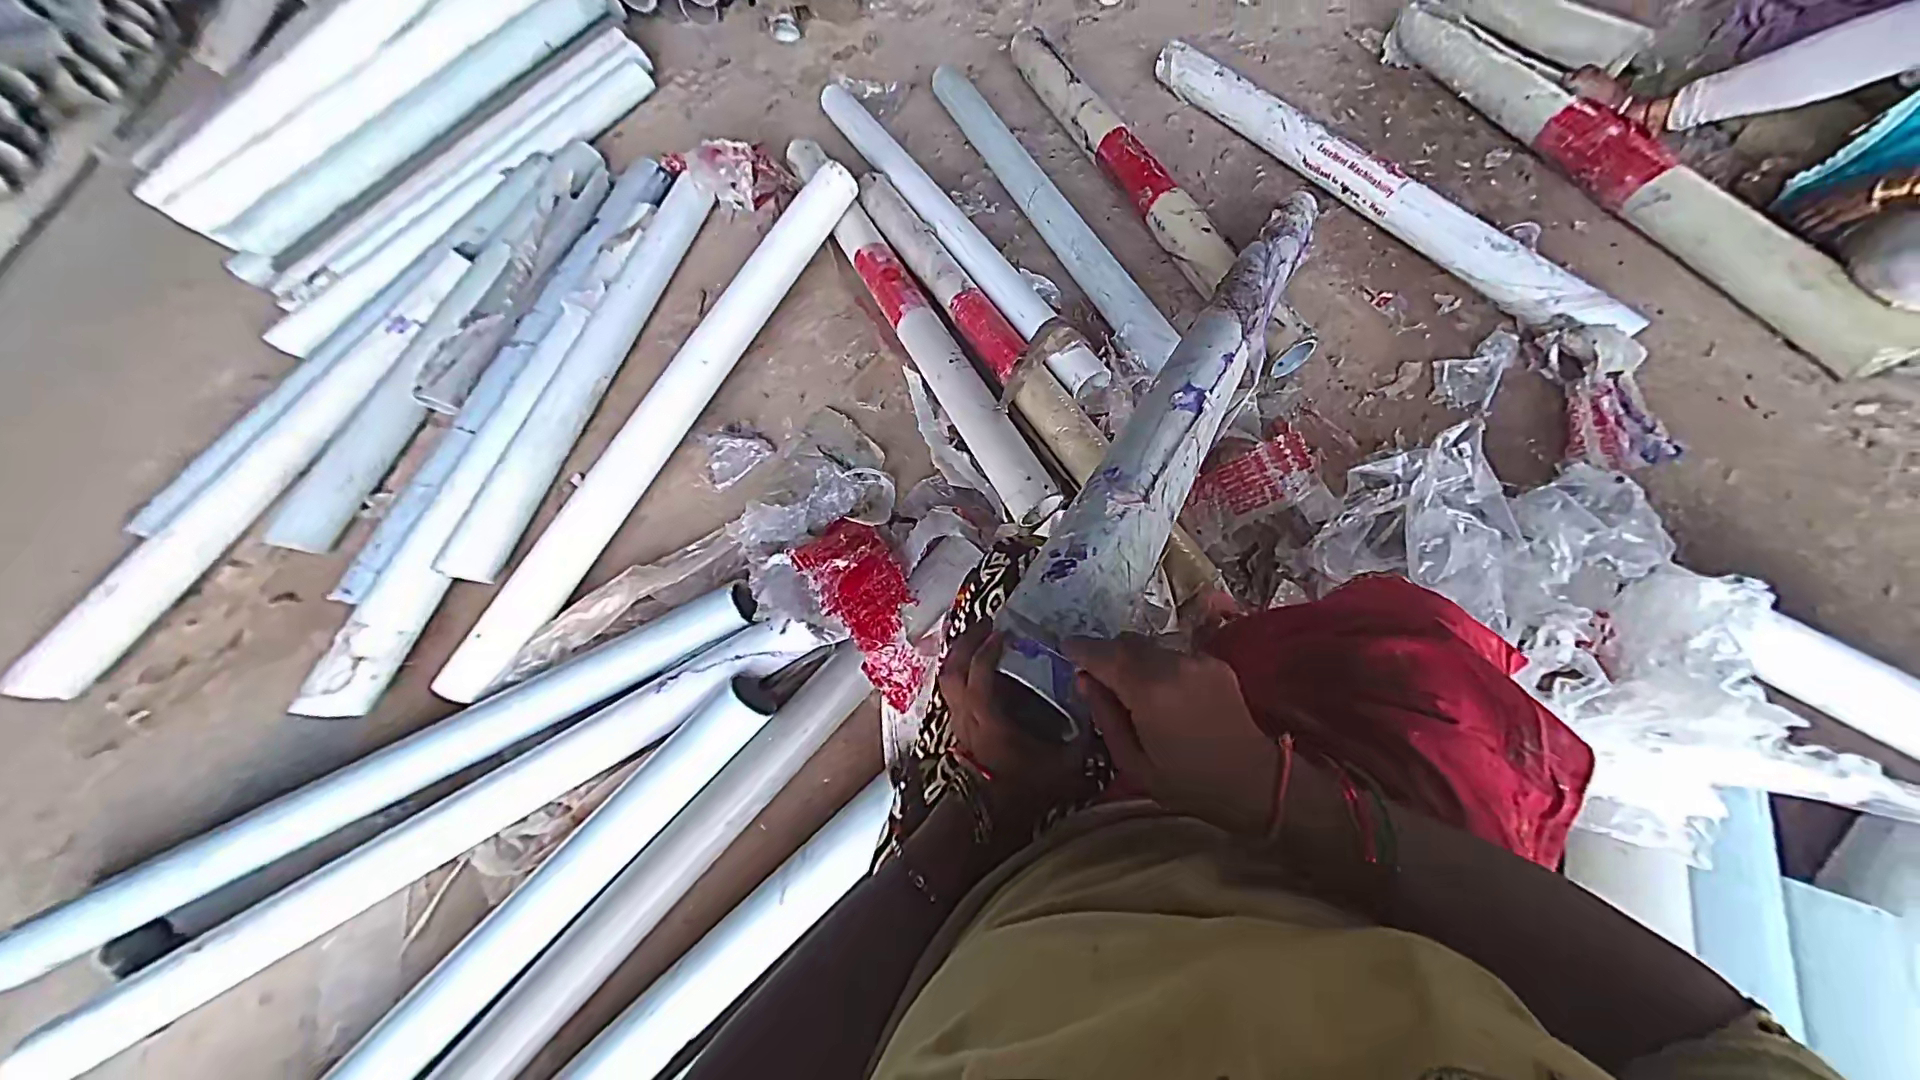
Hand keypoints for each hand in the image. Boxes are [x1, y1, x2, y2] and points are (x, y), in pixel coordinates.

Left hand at [940, 625, 1096, 830]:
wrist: (991, 818)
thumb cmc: (1027, 789)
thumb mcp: (1064, 763)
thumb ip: (1084, 735)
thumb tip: (1099, 705)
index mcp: (988, 717)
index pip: (979, 672)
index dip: (989, 649)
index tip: (1005, 632)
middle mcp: (966, 713)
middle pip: (953, 667)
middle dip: (967, 641)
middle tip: (988, 624)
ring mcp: (957, 719)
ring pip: (947, 676)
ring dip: (959, 652)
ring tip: (979, 638)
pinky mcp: (956, 725)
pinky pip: (950, 687)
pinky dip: (959, 669)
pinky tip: (974, 664)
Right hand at [1065, 634, 1280, 836]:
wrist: (1256, 782)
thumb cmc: (1188, 782)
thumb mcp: (1132, 762)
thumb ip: (1104, 716)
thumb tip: (1084, 680)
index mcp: (1148, 691)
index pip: (1103, 655)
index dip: (1080, 648)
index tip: (1065, 648)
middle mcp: (1172, 665)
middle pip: (1125, 642)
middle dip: (1105, 652)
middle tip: (1095, 673)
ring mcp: (1196, 660)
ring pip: (1149, 646)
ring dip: (1132, 659)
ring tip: (1131, 687)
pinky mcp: (1213, 662)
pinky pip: (1172, 654)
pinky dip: (1158, 665)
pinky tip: (1163, 692)